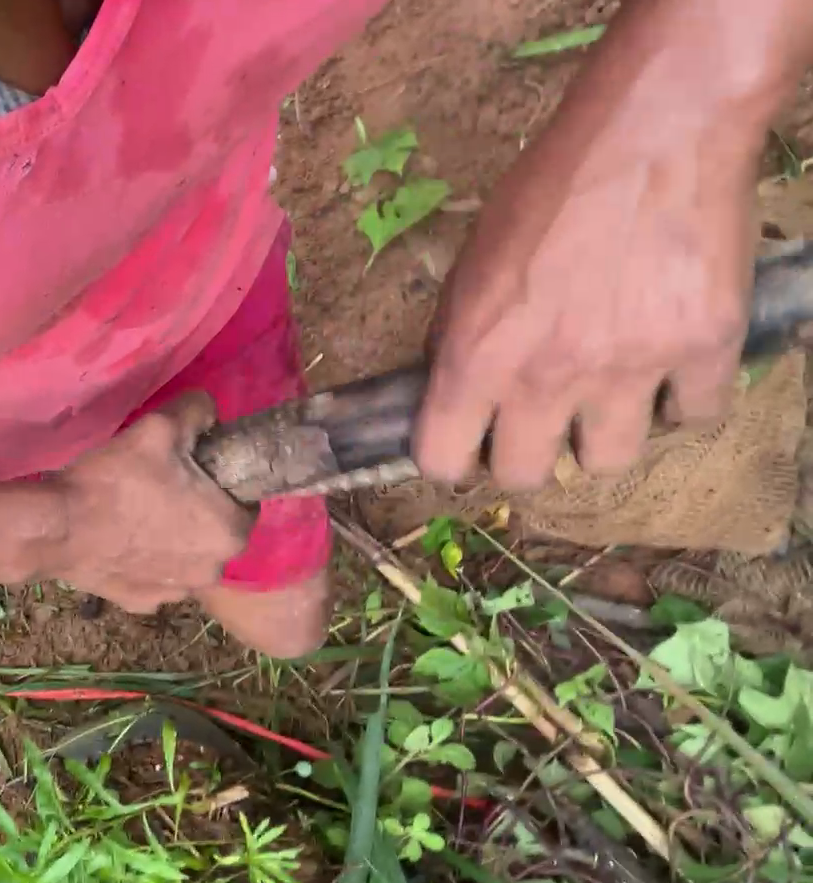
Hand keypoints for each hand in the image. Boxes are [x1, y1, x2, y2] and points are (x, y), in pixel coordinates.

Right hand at [49, 393, 251, 612]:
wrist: (57, 527)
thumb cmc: (115, 481)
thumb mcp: (159, 427)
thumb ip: (198, 413)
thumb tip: (209, 412)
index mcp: (230, 531)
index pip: (244, 504)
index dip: (218, 486)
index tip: (190, 475)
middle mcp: (213, 571)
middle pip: (214, 536)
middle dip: (196, 517)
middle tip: (160, 493)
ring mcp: (174, 593)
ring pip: (183, 561)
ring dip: (170, 545)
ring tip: (135, 521)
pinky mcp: (140, 603)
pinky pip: (151, 580)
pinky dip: (141, 566)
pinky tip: (118, 547)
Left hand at [412, 0, 785, 488]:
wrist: (651, 138)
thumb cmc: (539, 202)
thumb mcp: (463, 277)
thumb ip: (454, 343)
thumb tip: (447, 390)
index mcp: (474, 363)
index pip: (443, 461)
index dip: (448, 463)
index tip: (461, 449)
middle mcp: (546, 378)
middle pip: (524, 476)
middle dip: (520, 460)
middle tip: (527, 432)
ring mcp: (630, 367)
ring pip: (607, 463)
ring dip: (595, 443)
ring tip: (595, 408)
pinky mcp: (706, 345)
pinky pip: (693, 416)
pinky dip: (677, 406)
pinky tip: (662, 378)